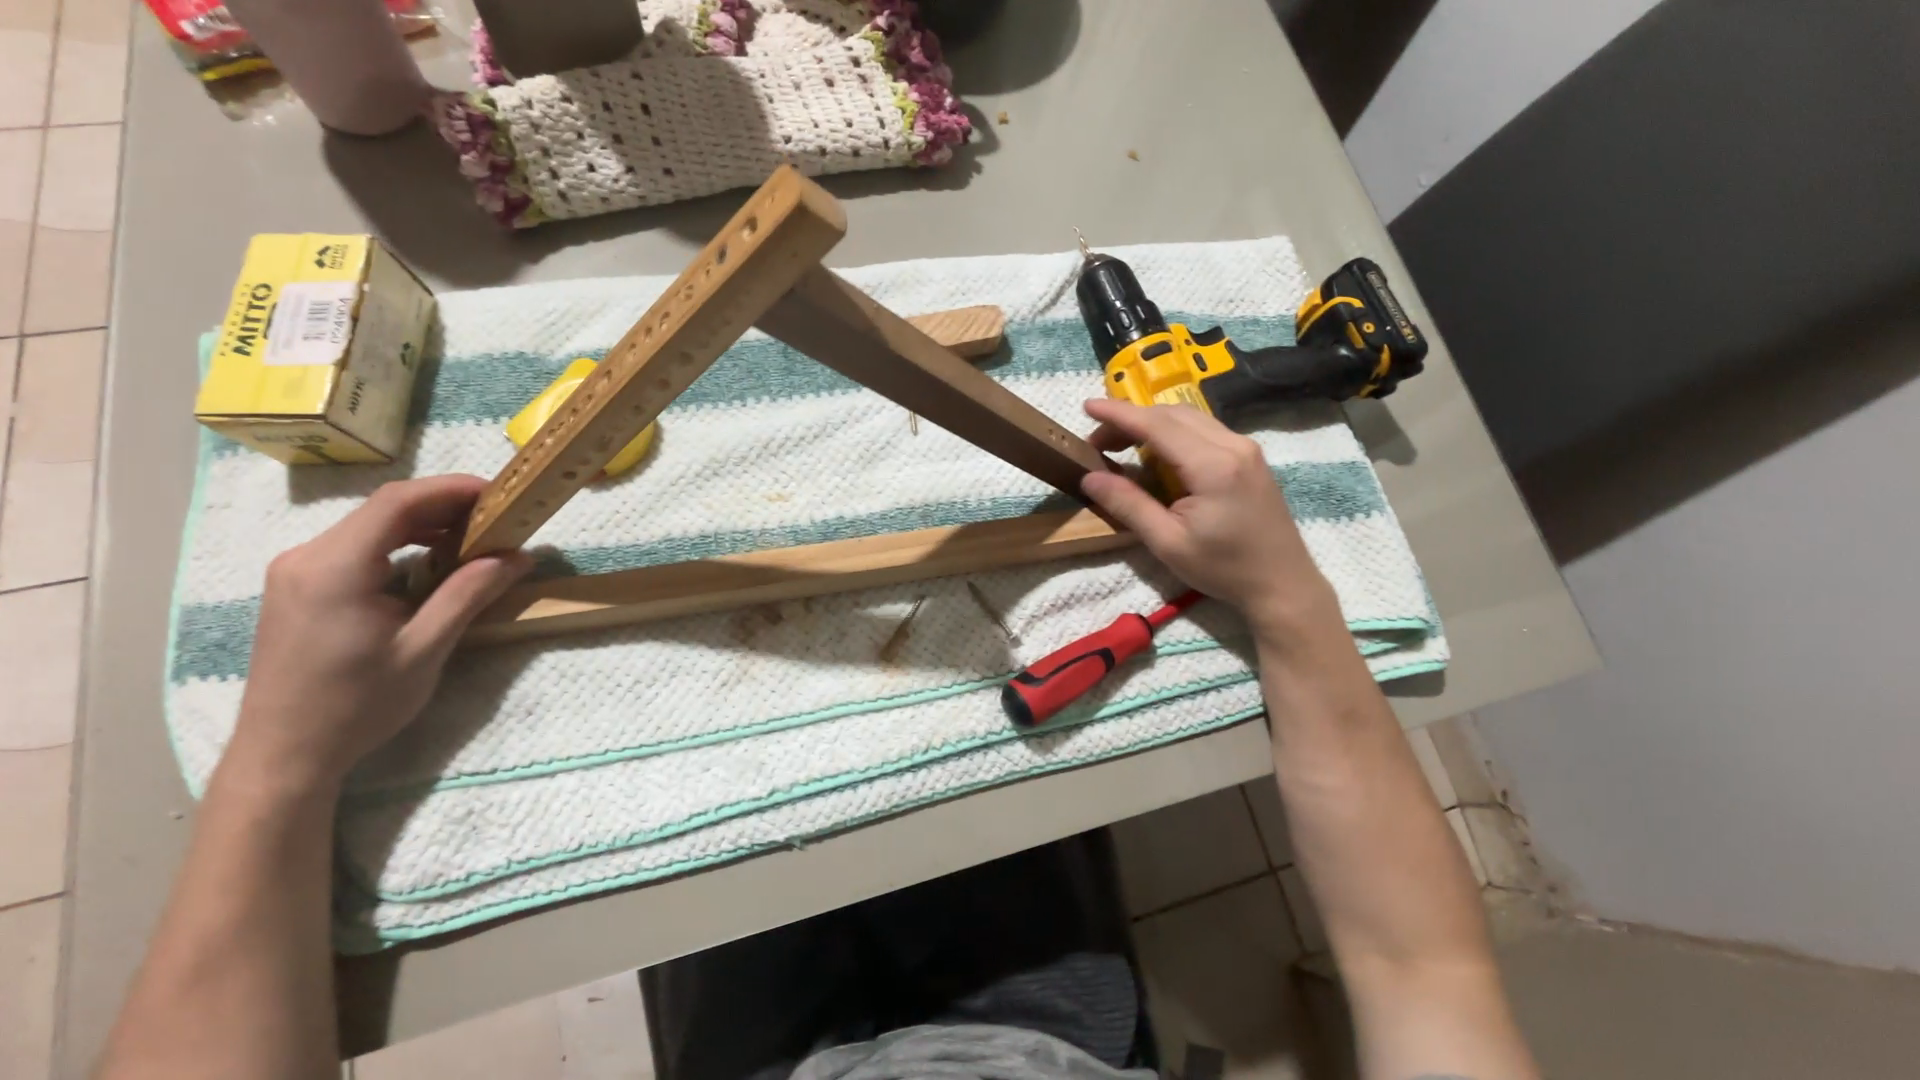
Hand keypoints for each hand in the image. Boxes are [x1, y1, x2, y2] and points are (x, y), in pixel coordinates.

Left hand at [224, 475, 532, 793]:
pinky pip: (354, 546)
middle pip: (383, 508)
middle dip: (443, 505)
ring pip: (369, 525)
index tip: (499, 493)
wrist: (285, 752)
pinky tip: (430, 561)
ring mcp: (296, 569)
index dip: (451, 489)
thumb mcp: (424, 650)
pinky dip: (398, 543)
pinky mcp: (297, 585)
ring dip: (422, 524)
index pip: (397, 502)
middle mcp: (307, 556)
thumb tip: (518, 556)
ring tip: (473, 538)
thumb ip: (468, 594)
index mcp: (335, 568)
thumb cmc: (357, 706)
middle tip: (497, 517)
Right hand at [1080, 399, 1341, 635]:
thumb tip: (1090, 478)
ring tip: (1120, 444)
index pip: (1157, 425)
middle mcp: (1233, 445)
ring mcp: (1246, 448)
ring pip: (1190, 418)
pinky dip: (1174, 432)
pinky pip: (1205, 430)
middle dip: (1131, 419)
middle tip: (1098, 442)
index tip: (1086, 406)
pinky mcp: (1250, 457)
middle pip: (1172, 414)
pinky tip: (1156, 452)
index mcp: (1213, 466)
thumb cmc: (1224, 569)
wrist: (1282, 584)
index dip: (1118, 414)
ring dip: (1152, 424)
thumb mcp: (1168, 543)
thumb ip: (1129, 505)